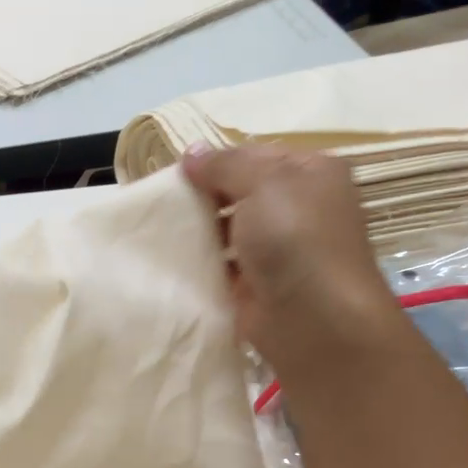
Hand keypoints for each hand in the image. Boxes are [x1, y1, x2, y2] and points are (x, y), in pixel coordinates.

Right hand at [180, 144, 404, 376]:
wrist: (311, 315)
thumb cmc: (296, 238)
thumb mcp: (264, 183)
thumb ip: (226, 165)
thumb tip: (191, 152)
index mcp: (310, 172)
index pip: (254, 156)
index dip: (215, 163)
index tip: (174, 177)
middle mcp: (297, 206)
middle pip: (237, 193)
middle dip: (202, 199)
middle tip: (159, 207)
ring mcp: (276, 248)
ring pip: (225, 231)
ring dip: (196, 234)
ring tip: (156, 235)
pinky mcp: (254, 283)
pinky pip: (219, 266)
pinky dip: (198, 265)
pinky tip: (170, 265)